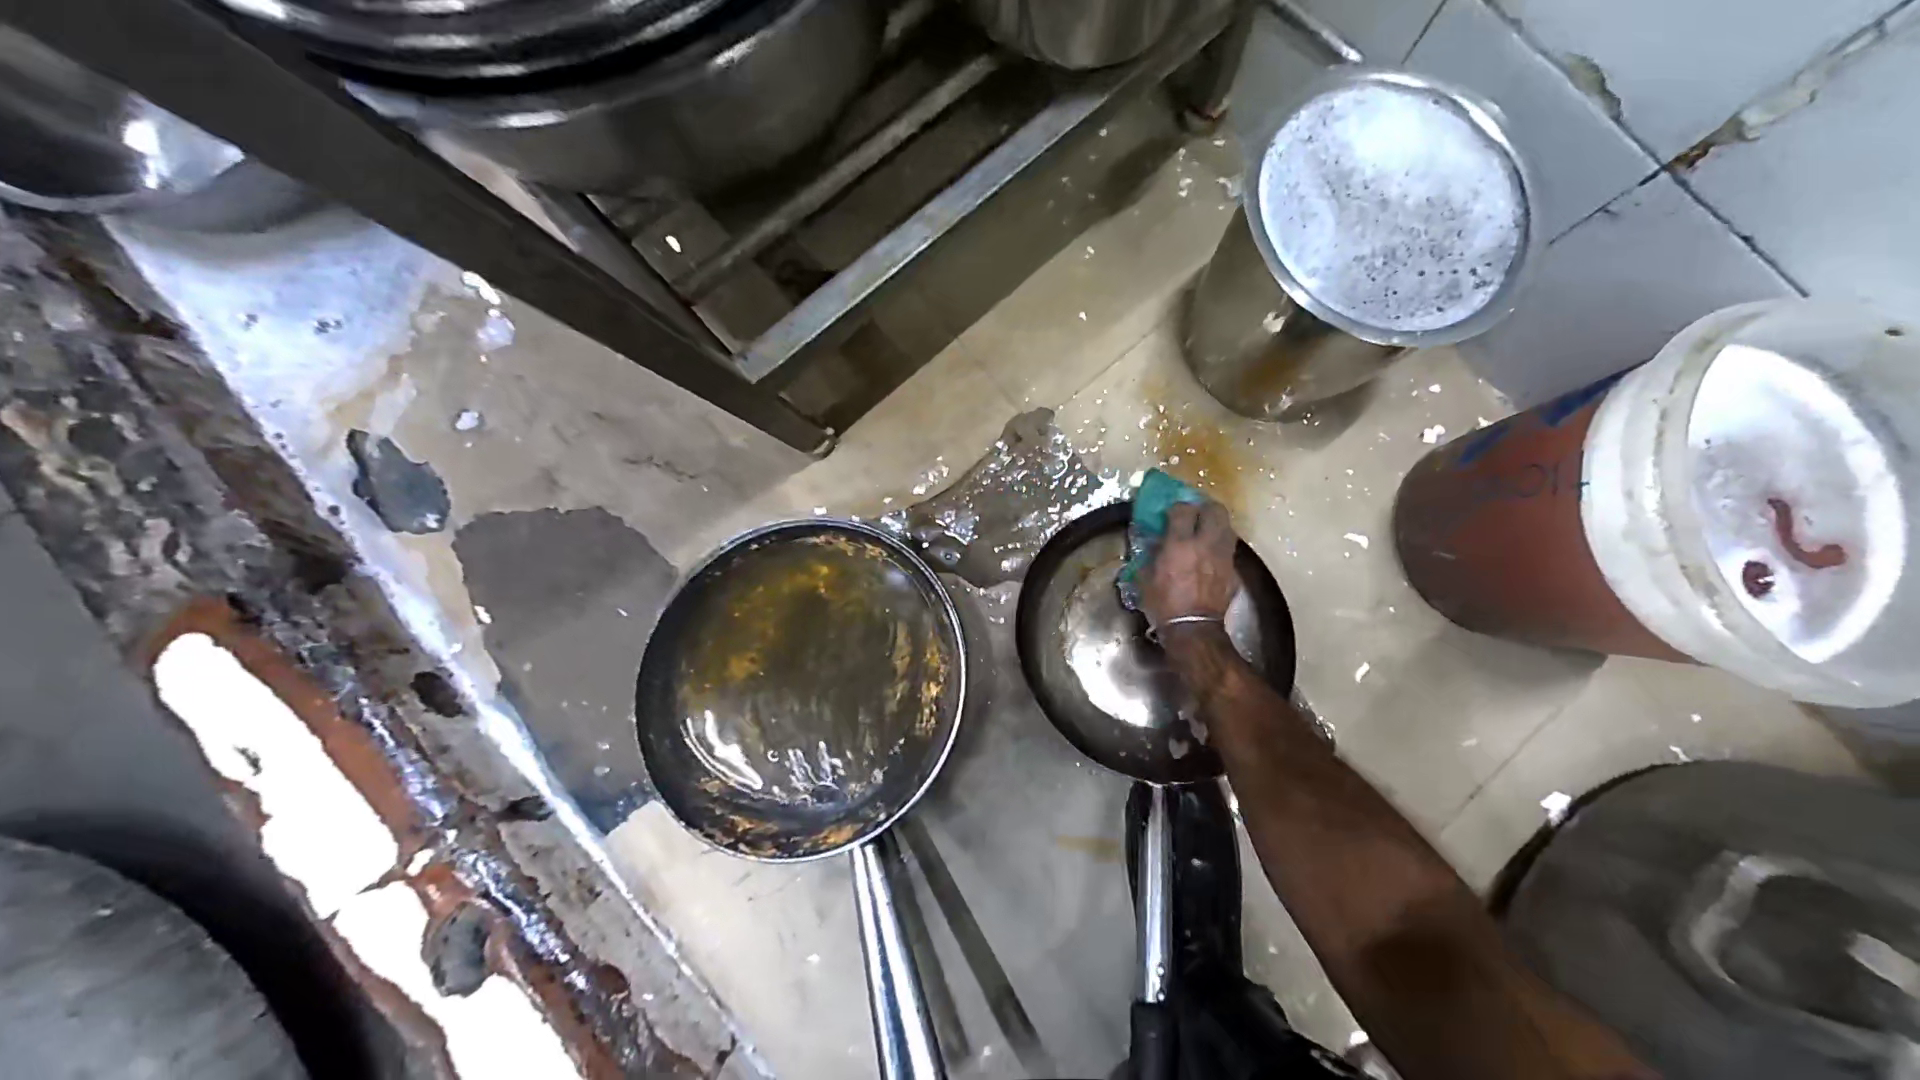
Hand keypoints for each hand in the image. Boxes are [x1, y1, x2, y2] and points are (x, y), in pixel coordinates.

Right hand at [1140, 501, 1238, 631]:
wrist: (1193, 629)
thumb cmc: (1163, 604)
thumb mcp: (1146, 578)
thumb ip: (1151, 554)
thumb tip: (1155, 543)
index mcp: (1180, 544)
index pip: (1183, 509)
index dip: (1177, 507)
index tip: (1171, 513)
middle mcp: (1205, 544)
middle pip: (1215, 510)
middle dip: (1205, 508)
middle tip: (1195, 514)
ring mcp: (1223, 556)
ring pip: (1227, 526)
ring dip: (1216, 525)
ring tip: (1205, 532)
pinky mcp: (1233, 570)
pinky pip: (1228, 549)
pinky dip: (1219, 546)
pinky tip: (1210, 555)